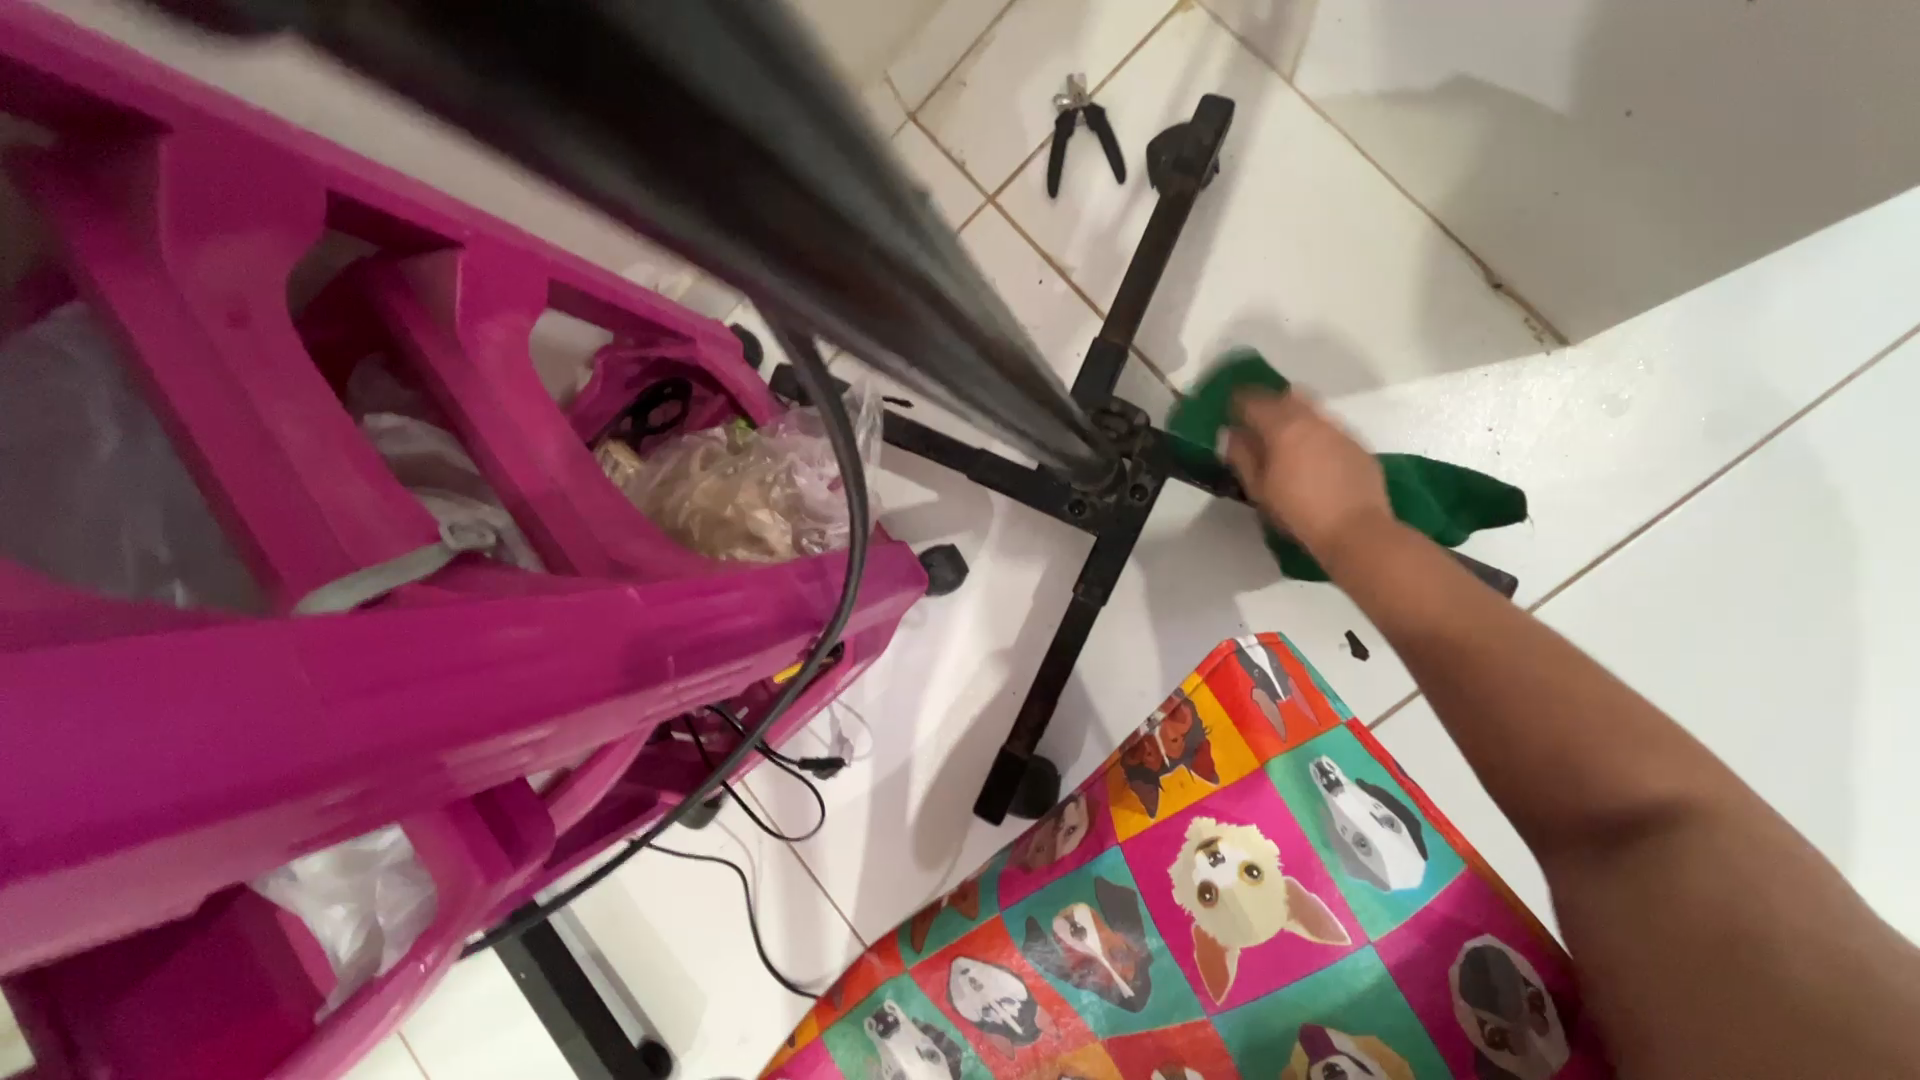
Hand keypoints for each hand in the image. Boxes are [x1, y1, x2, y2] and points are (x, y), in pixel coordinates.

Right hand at [1224, 388, 1392, 559]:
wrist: (1356, 530)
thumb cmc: (1298, 513)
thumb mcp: (1259, 490)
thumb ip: (1241, 457)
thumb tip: (1231, 435)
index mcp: (1283, 428)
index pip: (1253, 401)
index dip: (1238, 403)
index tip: (1230, 413)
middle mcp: (1313, 420)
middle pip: (1286, 396)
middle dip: (1269, 404)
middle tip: (1258, 425)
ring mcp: (1340, 430)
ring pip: (1312, 411)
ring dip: (1295, 419)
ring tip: (1287, 444)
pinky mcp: (1358, 446)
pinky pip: (1331, 430)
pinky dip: (1316, 436)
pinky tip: (1314, 461)